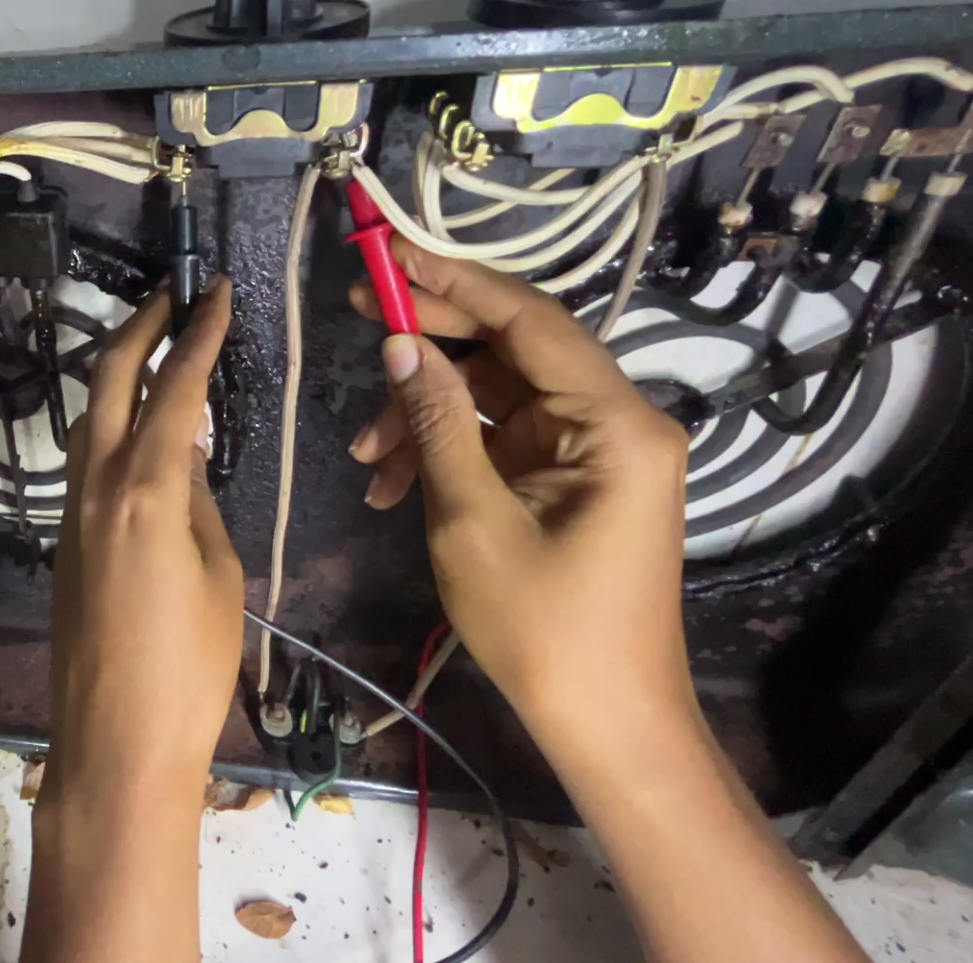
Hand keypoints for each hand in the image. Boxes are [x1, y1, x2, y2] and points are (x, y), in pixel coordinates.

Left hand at [45, 276, 241, 799]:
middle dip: (137, 328)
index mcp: (146, 488)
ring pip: (90, 418)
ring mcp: (71, 510)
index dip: (196, 333)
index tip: (213, 293)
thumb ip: (198, 502)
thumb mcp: (219, 573)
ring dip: (120, 377)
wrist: (116, 739)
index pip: (174, 388)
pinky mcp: (64, 537)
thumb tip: (185, 457)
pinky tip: (145, 437)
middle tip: (170, 297)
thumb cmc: (189, 666)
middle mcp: (96, 485)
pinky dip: (115, 429)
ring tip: (160, 357)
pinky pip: (89, 462)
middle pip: (108, 380)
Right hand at [347, 238, 691, 723]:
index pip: (529, 321)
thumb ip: (437, 421)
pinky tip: (389, 487)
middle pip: (509, 349)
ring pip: (490, 396)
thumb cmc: (539, 624)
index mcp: (613, 422)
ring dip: (421, 416)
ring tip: (364, 456)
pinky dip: (439, 452)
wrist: (597, 717)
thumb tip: (399, 346)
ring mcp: (584, 449)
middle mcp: (610, 420)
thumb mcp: (470, 516)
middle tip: (359, 314)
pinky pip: (492, 438)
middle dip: (430, 342)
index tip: (389, 255)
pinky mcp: (561, 475)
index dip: (455, 282)